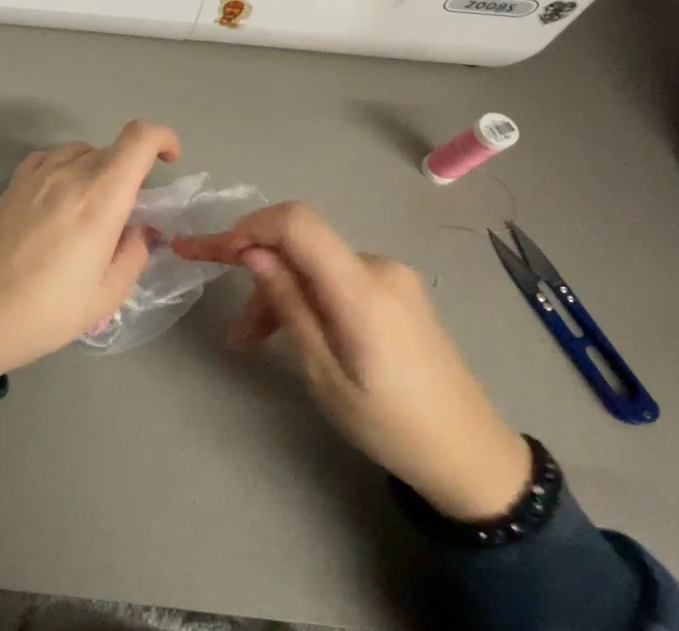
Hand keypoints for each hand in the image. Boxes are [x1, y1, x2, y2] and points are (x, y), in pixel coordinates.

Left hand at [0, 121, 181, 379]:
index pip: (139, 138)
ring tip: (93, 206)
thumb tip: (138, 230)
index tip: (170, 162)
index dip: (163, 139)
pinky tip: (60, 199)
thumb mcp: (108, 293)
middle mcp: (68, 175)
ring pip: (78, 151)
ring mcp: (34, 177)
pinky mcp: (11, 186)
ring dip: (97, 168)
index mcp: (100, 198)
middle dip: (131, 168)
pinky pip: (47, 160)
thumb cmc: (49, 311)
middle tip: (129, 210)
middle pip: (111, 148)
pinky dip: (64, 169)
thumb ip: (133, 253)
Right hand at [173, 203, 531, 523]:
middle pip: (297, 245)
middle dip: (250, 266)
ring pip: (310, 264)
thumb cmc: (391, 424)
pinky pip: (331, 278)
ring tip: (246, 339)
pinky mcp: (393, 292)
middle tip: (210, 296)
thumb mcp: (323, 373)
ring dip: (272, 291)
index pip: (296, 224)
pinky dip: (300, 297)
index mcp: (362, 289)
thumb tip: (252, 254)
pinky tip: (281, 332)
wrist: (471, 454)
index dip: (246, 227)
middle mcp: (378, 268)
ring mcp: (389, 278)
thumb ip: (288, 305)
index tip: (208, 252)